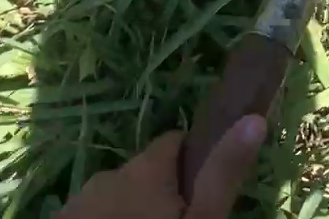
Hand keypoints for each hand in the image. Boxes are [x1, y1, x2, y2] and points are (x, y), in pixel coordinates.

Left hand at [58, 114, 265, 218]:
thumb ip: (224, 174)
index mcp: (144, 169)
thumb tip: (254, 119)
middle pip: (143, 176)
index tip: (202, 197)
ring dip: (129, 217)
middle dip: (160, 197)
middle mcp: (106, 177)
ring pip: (114, 203)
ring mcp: (74, 209)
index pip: (175, 142)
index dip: (193, 162)